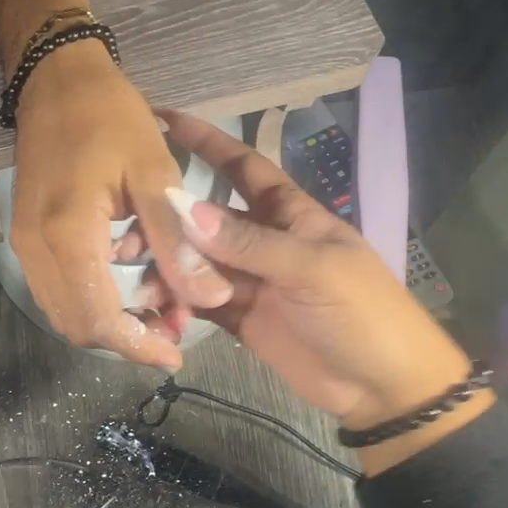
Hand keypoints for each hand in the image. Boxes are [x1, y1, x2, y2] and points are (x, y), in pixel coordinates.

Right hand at [10, 43, 233, 370]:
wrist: (53, 81)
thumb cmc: (110, 117)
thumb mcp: (154, 172)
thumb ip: (177, 240)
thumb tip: (206, 298)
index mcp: (69, 235)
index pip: (99, 318)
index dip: (138, 346)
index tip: (175, 355)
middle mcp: (37, 252)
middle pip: (77, 326)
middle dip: (124, 341)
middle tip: (171, 332)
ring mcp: (25, 247)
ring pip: (64, 313)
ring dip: (109, 324)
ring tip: (157, 312)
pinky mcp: (26, 240)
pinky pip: (56, 291)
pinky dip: (92, 302)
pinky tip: (128, 286)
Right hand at [158, 111, 485, 456]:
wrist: (381, 386)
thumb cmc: (362, 314)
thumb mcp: (311, 270)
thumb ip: (249, 243)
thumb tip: (186, 209)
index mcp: (291, 215)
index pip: (243, 168)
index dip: (208, 144)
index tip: (165, 122)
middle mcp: (264, 242)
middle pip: (206, 223)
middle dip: (167, 224)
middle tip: (125, 239)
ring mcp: (250, 282)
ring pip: (195, 265)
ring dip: (168, 272)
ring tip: (141, 289)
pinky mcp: (239, 319)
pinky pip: (198, 304)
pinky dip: (177, 307)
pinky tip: (158, 314)